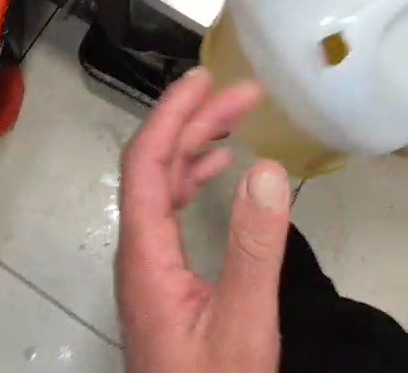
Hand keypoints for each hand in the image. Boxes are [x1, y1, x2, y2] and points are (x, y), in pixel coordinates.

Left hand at [117, 68, 293, 372]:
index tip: (204, 78)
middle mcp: (140, 253)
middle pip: (156, 166)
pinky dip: (195, 177)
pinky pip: (172, 210)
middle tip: (243, 92)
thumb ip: (254, 250)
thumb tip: (267, 166)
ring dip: (197, 145)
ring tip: (237, 117)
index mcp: (146, 256)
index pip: (145, 164)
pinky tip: (220, 169)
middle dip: (194, 121)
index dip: (170, 113)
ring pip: (164, 186)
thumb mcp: (243, 328)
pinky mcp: (166, 282)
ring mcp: (150, 267)